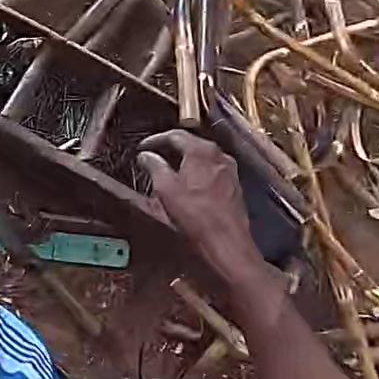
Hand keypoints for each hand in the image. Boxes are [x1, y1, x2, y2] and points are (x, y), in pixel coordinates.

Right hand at [137, 130, 268, 286]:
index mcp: (201, 151)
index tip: (143, 147)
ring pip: (202, 157)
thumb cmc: (195, 214)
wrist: (227, 242)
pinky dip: (196, 171)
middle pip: (191, 143)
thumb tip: (146, 156)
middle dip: (170, 148)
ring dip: (184, 160)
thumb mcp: (165, 188)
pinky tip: (187, 184)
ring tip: (168, 169)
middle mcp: (219, 156)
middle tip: (153, 155)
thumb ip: (154, 166)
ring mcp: (230, 171)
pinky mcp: (234, 186)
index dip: (155, 140)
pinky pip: (211, 170)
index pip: (174, 135)